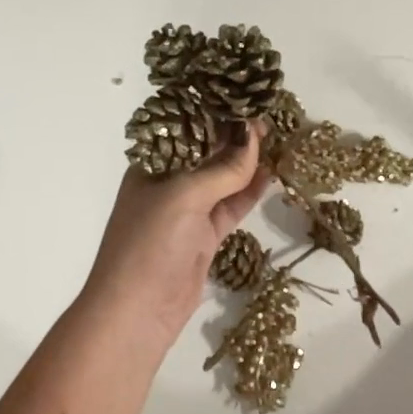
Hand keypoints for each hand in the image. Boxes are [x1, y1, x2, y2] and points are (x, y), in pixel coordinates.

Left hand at [81, 123, 270, 347]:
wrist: (135, 313)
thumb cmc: (149, 243)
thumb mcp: (184, 196)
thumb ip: (222, 169)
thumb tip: (254, 138)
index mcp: (152, 163)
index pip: (187, 128)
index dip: (215, 114)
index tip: (245, 100)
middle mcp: (168, 181)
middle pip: (207, 150)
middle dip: (235, 135)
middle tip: (268, 117)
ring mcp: (187, 210)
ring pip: (222, 178)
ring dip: (247, 161)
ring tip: (277, 138)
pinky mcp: (204, 236)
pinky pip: (231, 205)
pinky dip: (250, 190)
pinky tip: (271, 173)